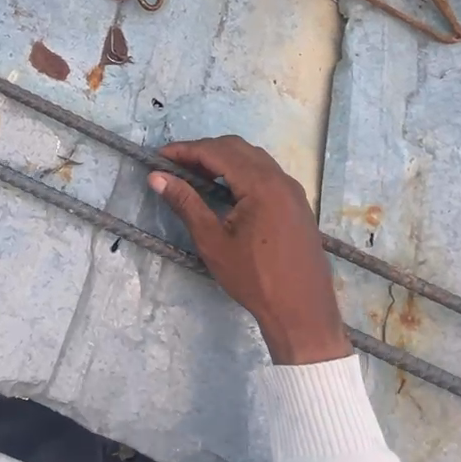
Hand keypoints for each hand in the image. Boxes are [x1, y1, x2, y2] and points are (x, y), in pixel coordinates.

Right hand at [148, 137, 350, 365]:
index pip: (216, 152)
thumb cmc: (255, 278)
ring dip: (222, 158)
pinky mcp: (297, 205)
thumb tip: (156, 177)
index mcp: (261, 185)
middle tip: (175, 166)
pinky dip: (240, 170)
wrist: (303, 313)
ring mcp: (293, 191)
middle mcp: (281, 180)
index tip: (159, 157)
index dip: (185, 150)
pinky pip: (265, 173)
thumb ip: (185, 202)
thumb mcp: (212, 241)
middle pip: (236, 148)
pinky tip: (225, 190)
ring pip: (253, 158)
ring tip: (195, 176)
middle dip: (202, 150)